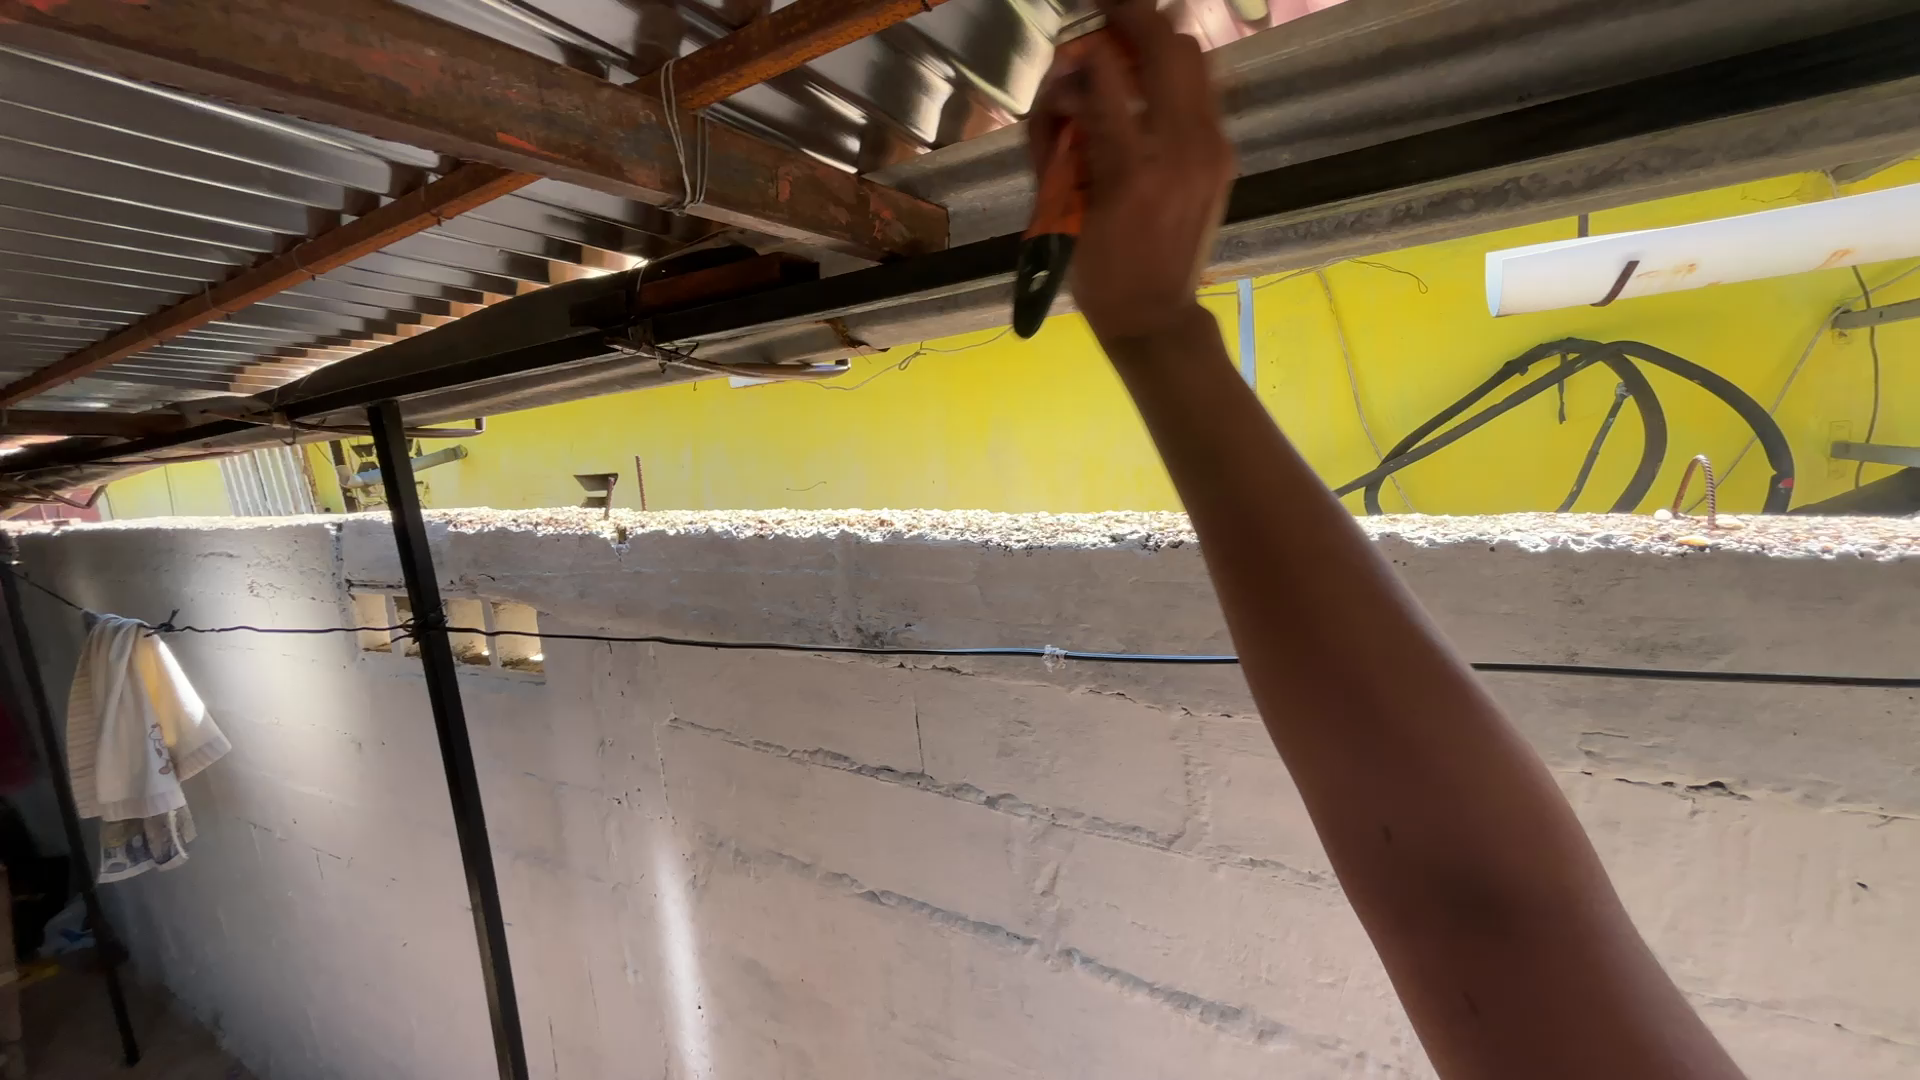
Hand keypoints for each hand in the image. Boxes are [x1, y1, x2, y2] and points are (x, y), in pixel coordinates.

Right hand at [1027, 0, 1233, 347]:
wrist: (1154, 316)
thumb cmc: (1098, 275)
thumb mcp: (1063, 216)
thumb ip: (1057, 145)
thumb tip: (1061, 87)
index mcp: (1130, 169)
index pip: (1106, 76)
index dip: (1083, 51)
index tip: (1070, 47)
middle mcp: (1179, 149)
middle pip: (1166, 45)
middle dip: (1132, 18)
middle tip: (1104, 15)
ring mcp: (1211, 150)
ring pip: (1195, 58)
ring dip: (1160, 42)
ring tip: (1130, 47)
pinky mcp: (1224, 157)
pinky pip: (1206, 91)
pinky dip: (1178, 77)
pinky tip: (1154, 88)